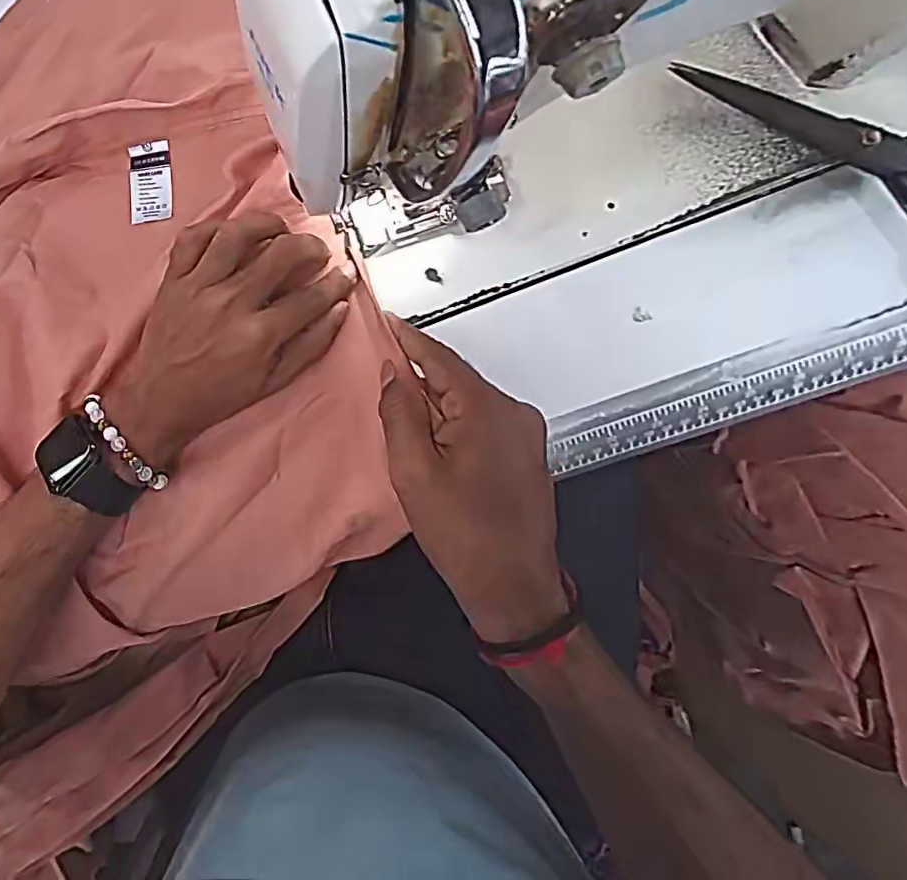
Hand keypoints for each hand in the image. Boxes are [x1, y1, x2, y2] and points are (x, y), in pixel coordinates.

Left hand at [107, 212, 355, 469]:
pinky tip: (231, 234)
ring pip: (236, 234)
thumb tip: (339, 309)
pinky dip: (214, 227)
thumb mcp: (272, 382)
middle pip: (281, 254)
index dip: (335, 282)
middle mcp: (230, 304)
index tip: (344, 274)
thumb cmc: (217, 394)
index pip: (310, 297)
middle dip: (310, 246)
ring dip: (265, 224)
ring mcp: (198, 287)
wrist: (161, 399)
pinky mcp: (174, 280)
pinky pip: (192, 238)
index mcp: (258, 335)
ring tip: (278, 230)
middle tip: (315, 251)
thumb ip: (310, 345)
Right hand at [376, 315, 567, 642]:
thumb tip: (393, 375)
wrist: (512, 585)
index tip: (386, 320)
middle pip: (454, 379)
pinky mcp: (525, 452)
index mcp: (487, 411)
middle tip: (381, 369)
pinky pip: (481, 419)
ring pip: (466, 400)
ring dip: (433, 401)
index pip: (439, 359)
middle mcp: (514, 413)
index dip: (408, 338)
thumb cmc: (463, 534)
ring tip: (399, 409)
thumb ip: (399, 414)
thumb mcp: (413, 471)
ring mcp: (524, 433)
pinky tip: (430, 435)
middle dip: (416, 374)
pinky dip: (452, 418)